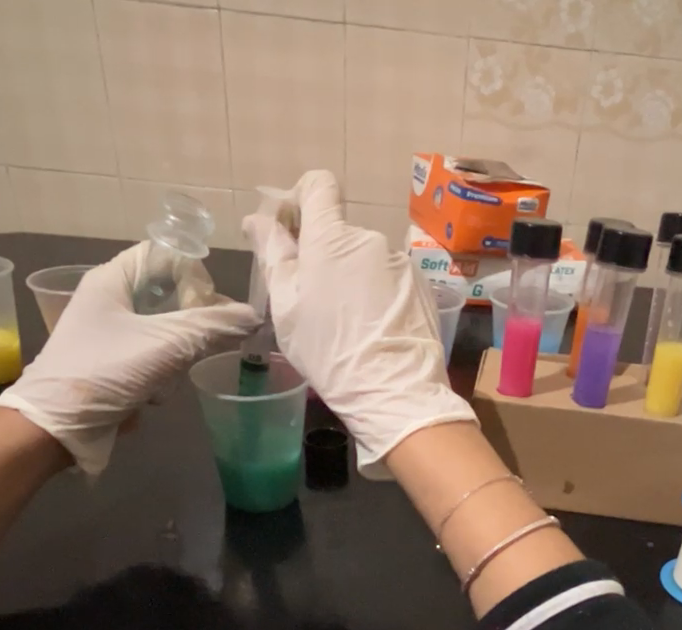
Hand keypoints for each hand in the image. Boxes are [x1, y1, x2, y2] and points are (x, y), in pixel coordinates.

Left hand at [0, 241, 258, 475]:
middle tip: (204, 343)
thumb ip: (213, 328)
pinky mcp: (115, 364)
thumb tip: (253, 317)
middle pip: (169, 295)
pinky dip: (163, 374)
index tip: (212, 306)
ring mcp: (111, 334)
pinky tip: (157, 393)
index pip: (164, 254)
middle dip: (191, 322)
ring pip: (166, 330)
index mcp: (111, 280)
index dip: (193, 273)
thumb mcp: (165, 346)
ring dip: (178, 354)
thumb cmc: (103, 373)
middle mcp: (109, 300)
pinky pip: (155, 357)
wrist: (56, 428)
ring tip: (173, 374)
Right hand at [243, 170, 474, 476]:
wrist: (395, 391)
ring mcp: (401, 263)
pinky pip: (391, 280)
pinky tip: (375, 330)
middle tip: (316, 302)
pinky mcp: (422, 287)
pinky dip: (379, 295)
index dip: (302, 199)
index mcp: (331, 238)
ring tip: (349, 325)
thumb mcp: (287, 307)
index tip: (293, 231)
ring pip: (366, 260)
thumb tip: (260, 219)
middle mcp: (370, 239)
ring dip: (354, 279)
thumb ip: (274, 255)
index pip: (319, 186)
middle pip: (341, 233)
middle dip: (325, 256)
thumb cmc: (329, 352)